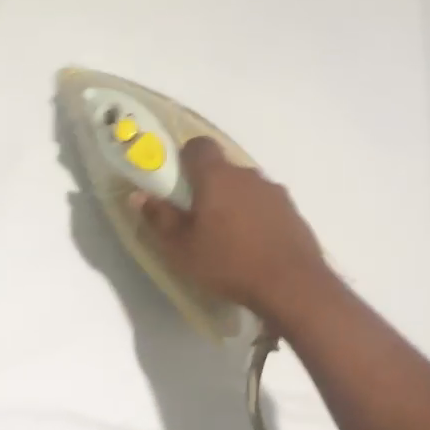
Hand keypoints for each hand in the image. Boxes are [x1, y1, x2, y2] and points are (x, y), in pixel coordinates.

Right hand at [134, 138, 333, 320]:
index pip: (199, 145)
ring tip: (225, 238)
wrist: (290, 284)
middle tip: (196, 219)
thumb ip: (159, 218)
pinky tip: (250, 248)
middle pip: (223, 169)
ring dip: (232, 204)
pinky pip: (264, 206)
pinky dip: (254, 219)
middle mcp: (248, 175)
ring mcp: (274, 192)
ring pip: (245, 189)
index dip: (184, 157)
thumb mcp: (181, 248)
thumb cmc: (227, 263)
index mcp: (217, 177)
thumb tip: (138, 195)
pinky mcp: (291, 212)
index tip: (176, 181)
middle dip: (207, 187)